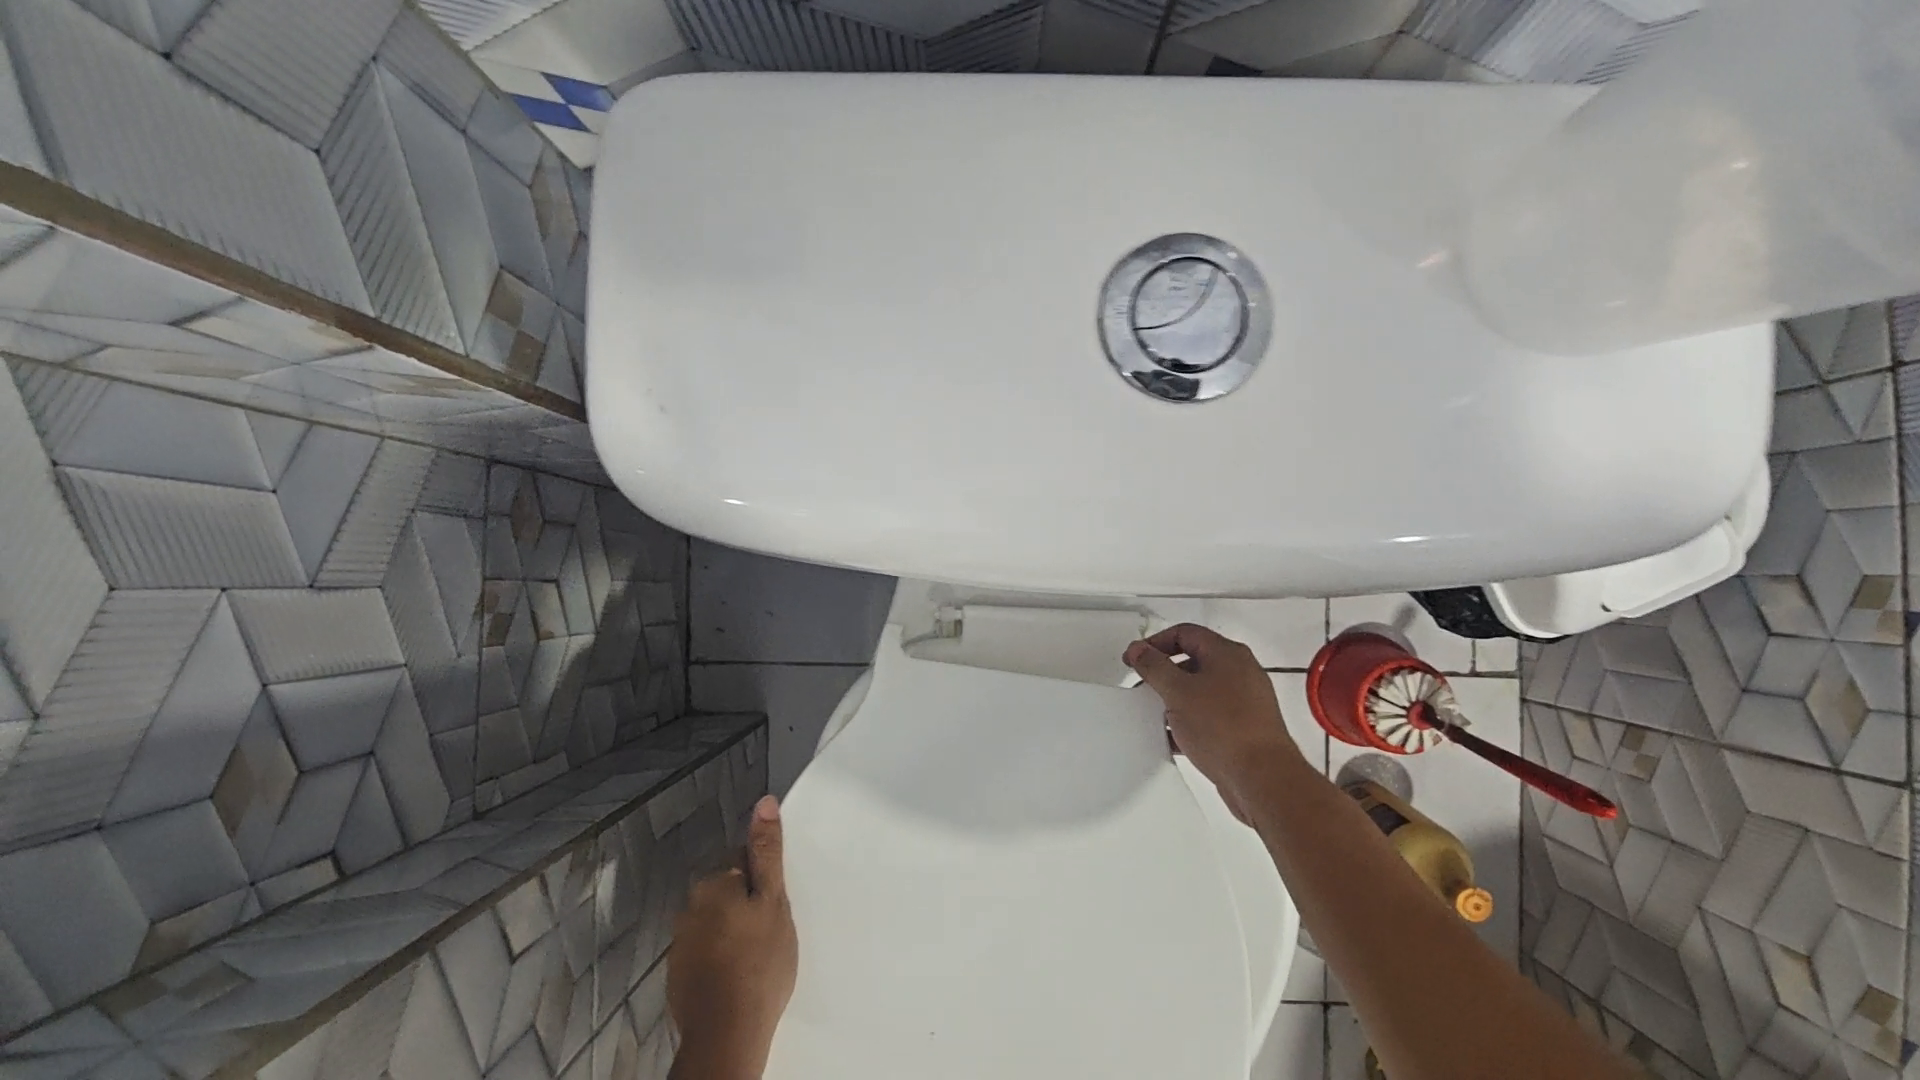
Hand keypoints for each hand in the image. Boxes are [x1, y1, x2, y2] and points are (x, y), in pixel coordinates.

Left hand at [669, 796, 798, 1079]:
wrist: (727, 1033)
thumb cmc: (759, 962)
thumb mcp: (773, 901)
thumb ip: (767, 852)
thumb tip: (764, 802)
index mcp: (712, 882)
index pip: (741, 861)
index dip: (764, 882)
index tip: (776, 905)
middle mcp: (688, 906)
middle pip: (727, 892)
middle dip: (747, 906)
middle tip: (771, 932)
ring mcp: (679, 943)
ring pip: (716, 923)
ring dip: (733, 932)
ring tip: (757, 958)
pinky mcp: (678, 974)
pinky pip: (705, 953)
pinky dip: (720, 959)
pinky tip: (737, 977)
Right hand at [1123, 624, 1304, 820]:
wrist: (1262, 778)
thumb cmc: (1223, 728)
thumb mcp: (1178, 691)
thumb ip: (1154, 667)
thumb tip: (1139, 649)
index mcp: (1227, 654)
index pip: (1184, 633)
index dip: (1154, 643)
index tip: (1134, 659)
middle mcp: (1240, 672)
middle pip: (1193, 661)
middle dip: (1163, 674)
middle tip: (1143, 687)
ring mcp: (1245, 701)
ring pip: (1200, 691)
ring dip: (1174, 700)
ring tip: (1155, 715)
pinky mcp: (1244, 728)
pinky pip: (1210, 716)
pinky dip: (1189, 722)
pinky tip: (1172, 738)